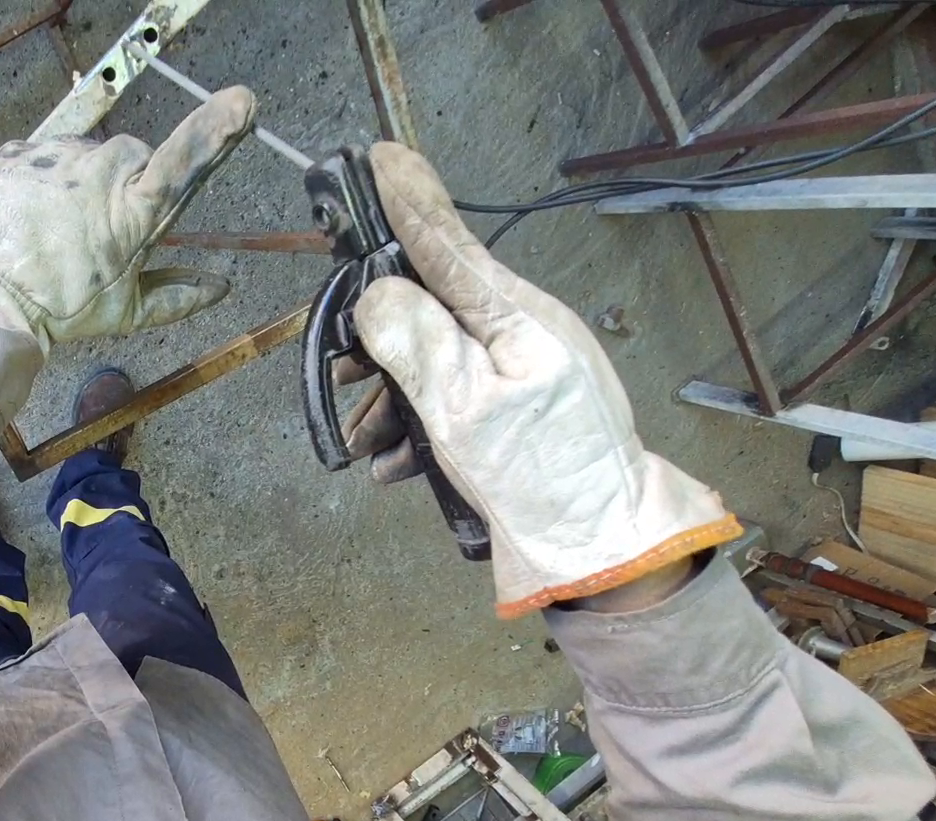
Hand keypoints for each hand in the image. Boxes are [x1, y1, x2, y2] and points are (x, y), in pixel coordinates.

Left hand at [0, 88, 256, 352]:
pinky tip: (33, 218)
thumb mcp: (127, 312)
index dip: (214, 132)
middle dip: (125, 185)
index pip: (182, 165)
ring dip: (83, 183)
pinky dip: (46, 182)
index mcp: (133, 213)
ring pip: (88, 156)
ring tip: (59, 231)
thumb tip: (221, 288)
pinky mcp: (22, 152)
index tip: (242, 103)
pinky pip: (47, 158)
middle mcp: (101, 172)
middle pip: (132, 157)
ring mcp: (58, 158)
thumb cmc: (63, 310)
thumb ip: (179, 296)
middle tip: (100, 233)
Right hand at [347, 144, 740, 617]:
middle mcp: (516, 332)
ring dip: (387, 403)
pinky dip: (415, 432)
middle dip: (376, 343)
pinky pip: (447, 403)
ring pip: (430, 362)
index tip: (379, 156)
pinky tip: (396, 467)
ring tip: (365, 444)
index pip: (448, 242)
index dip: (409, 201)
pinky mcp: (510, 412)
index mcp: (514, 315)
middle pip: (428, 308)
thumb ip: (417, 343)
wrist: (596, 549)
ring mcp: (515, 373)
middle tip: (339, 373)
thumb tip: (376, 292)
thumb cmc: (536, 474)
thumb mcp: (463, 407)